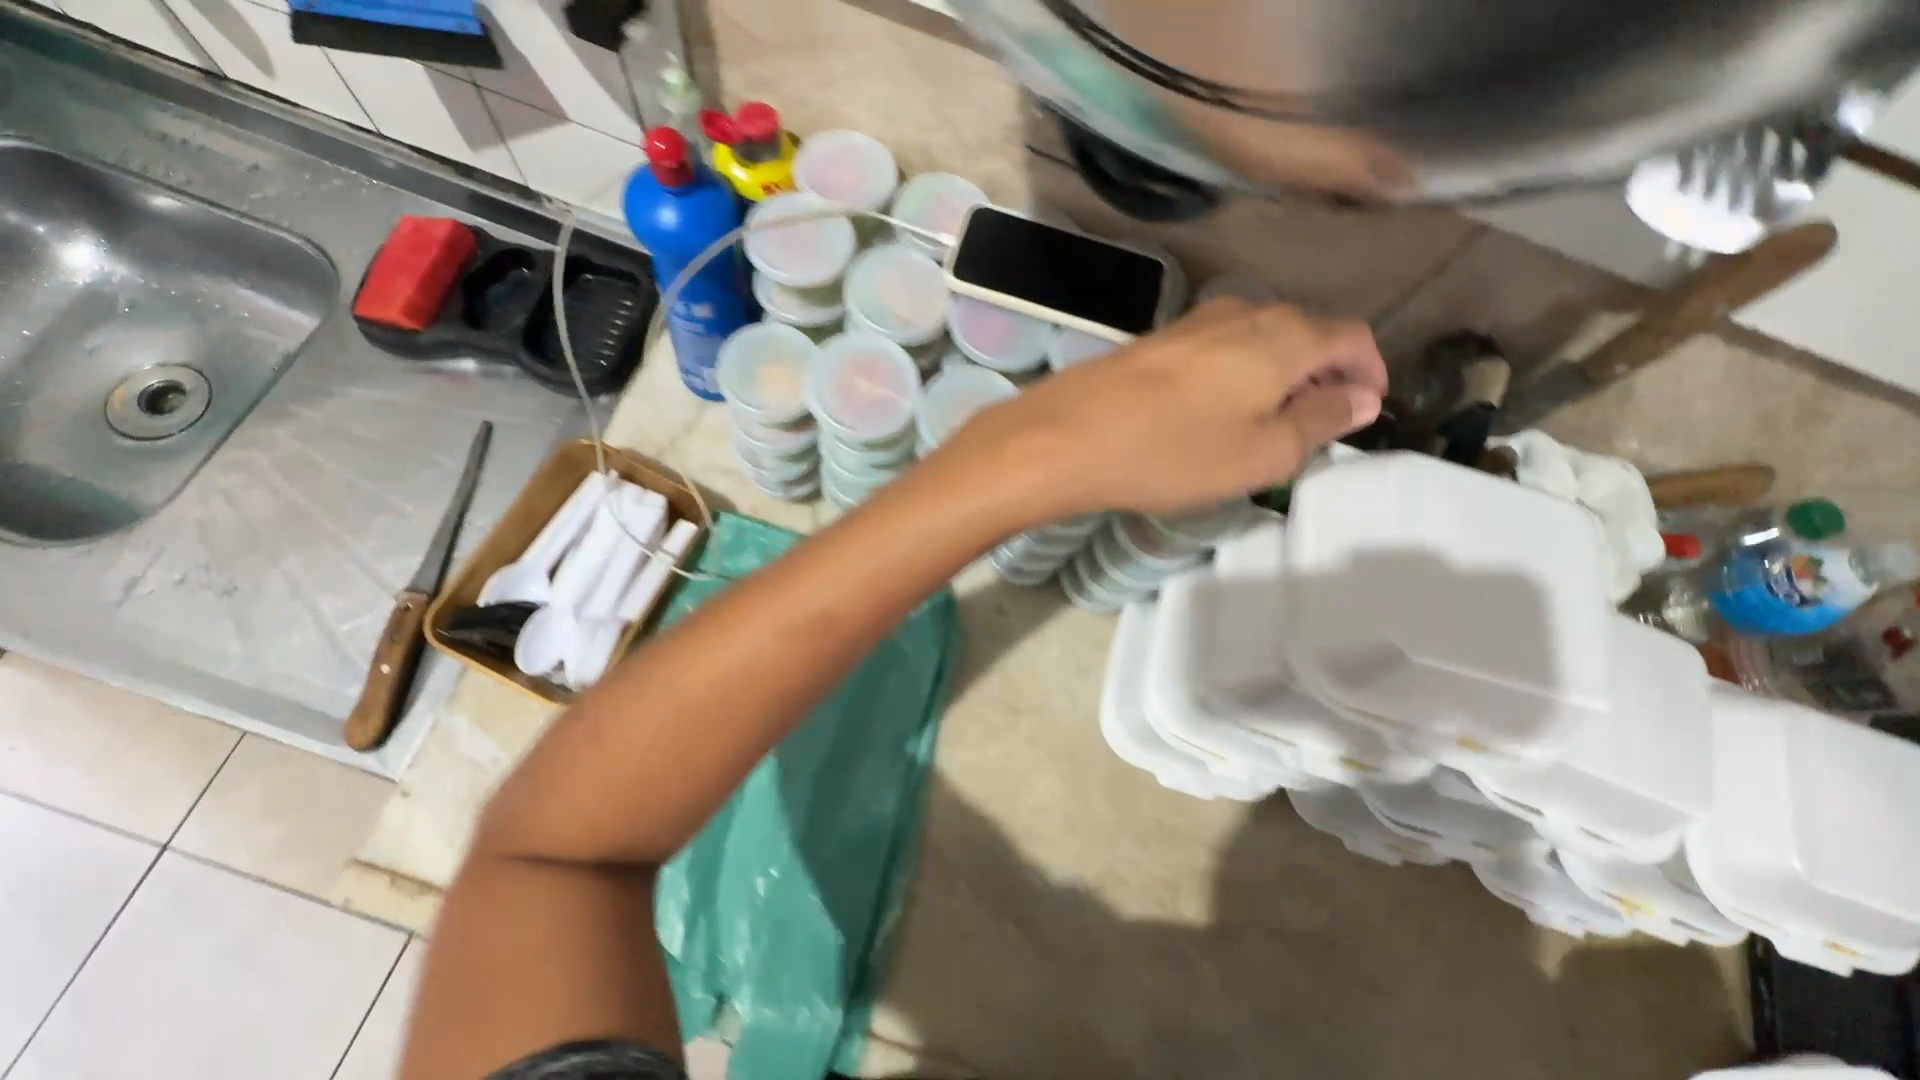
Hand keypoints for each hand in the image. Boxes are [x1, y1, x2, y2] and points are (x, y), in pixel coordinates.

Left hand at [947, 297, 1387, 522]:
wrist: (1066, 437)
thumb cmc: (1173, 452)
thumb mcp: (1262, 453)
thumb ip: (1319, 420)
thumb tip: (1361, 397)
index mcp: (1283, 335)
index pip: (1350, 335)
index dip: (1370, 370)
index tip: (1366, 409)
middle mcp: (1244, 312)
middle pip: (1307, 331)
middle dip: (1325, 373)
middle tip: (1320, 423)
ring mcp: (1195, 321)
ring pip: (1261, 338)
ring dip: (1280, 374)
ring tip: (1270, 424)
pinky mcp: (1159, 340)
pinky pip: (1222, 348)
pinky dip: (1240, 374)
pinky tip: (1219, 412)